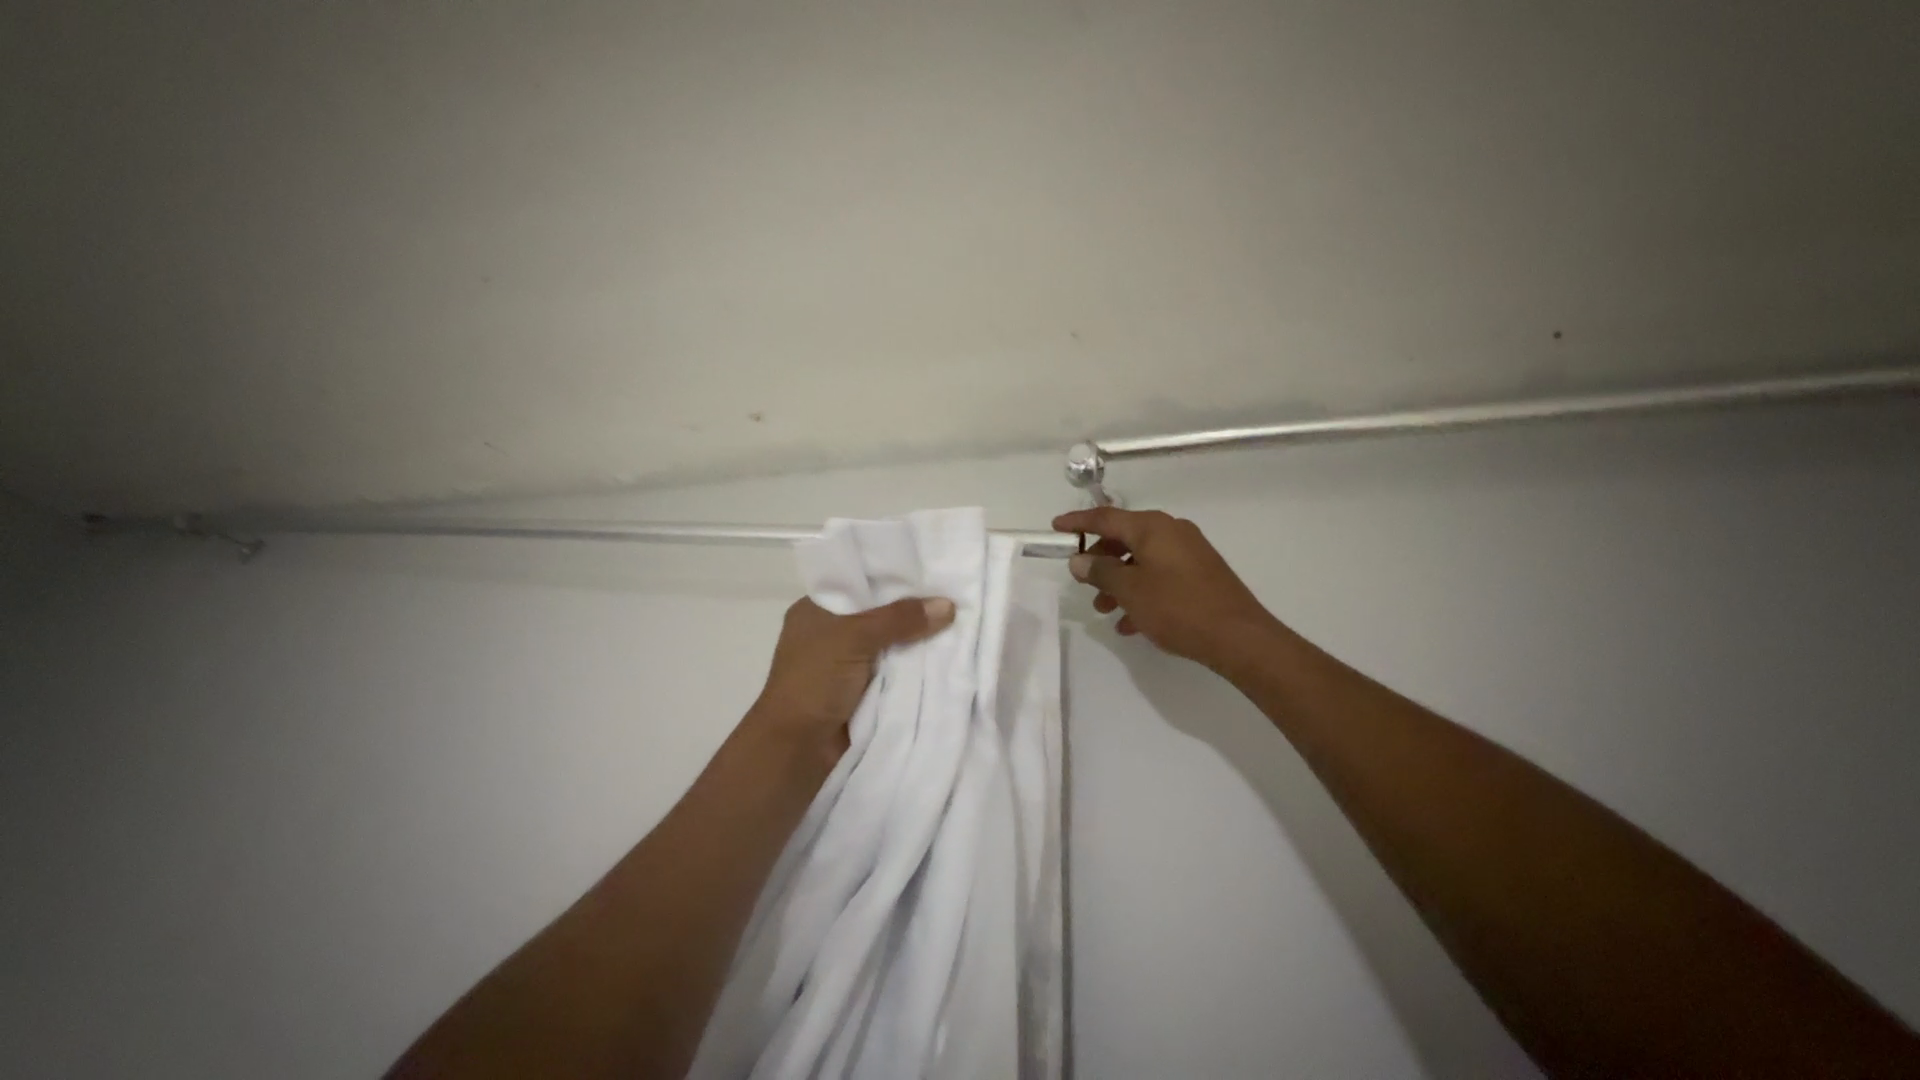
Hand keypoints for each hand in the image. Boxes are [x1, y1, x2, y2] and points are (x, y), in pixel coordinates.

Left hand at [746, 596, 955, 755]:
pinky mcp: (864, 692)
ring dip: (918, 643)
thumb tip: (947, 605)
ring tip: (962, 624)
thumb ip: (899, 619)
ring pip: (892, 646)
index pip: (860, 584)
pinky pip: (896, 673)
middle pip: (880, 615)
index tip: (933, 571)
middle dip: (913, 612)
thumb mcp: (853, 638)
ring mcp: (848, 665)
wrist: (798, 749)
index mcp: (816, 610)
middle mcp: (831, 633)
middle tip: (956, 596)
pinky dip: (916, 669)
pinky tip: (949, 656)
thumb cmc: (814, 682)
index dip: (894, 578)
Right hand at [1054, 507, 1282, 673]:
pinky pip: (1161, 578)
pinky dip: (1142, 593)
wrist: (1238, 637)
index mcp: (1153, 528)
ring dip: (1119, 583)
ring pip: (1142, 562)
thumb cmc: (1178, 608)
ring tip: (1105, 611)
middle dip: (1100, 562)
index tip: (1056, 528)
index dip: (1079, 523)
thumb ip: (1101, 572)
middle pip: (1125, 539)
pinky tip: (1131, 624)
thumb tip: (1079, 560)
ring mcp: (1190, 554)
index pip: (1106, 517)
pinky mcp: (1201, 576)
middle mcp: (1172, 533)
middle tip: (1082, 582)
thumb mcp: (1130, 590)